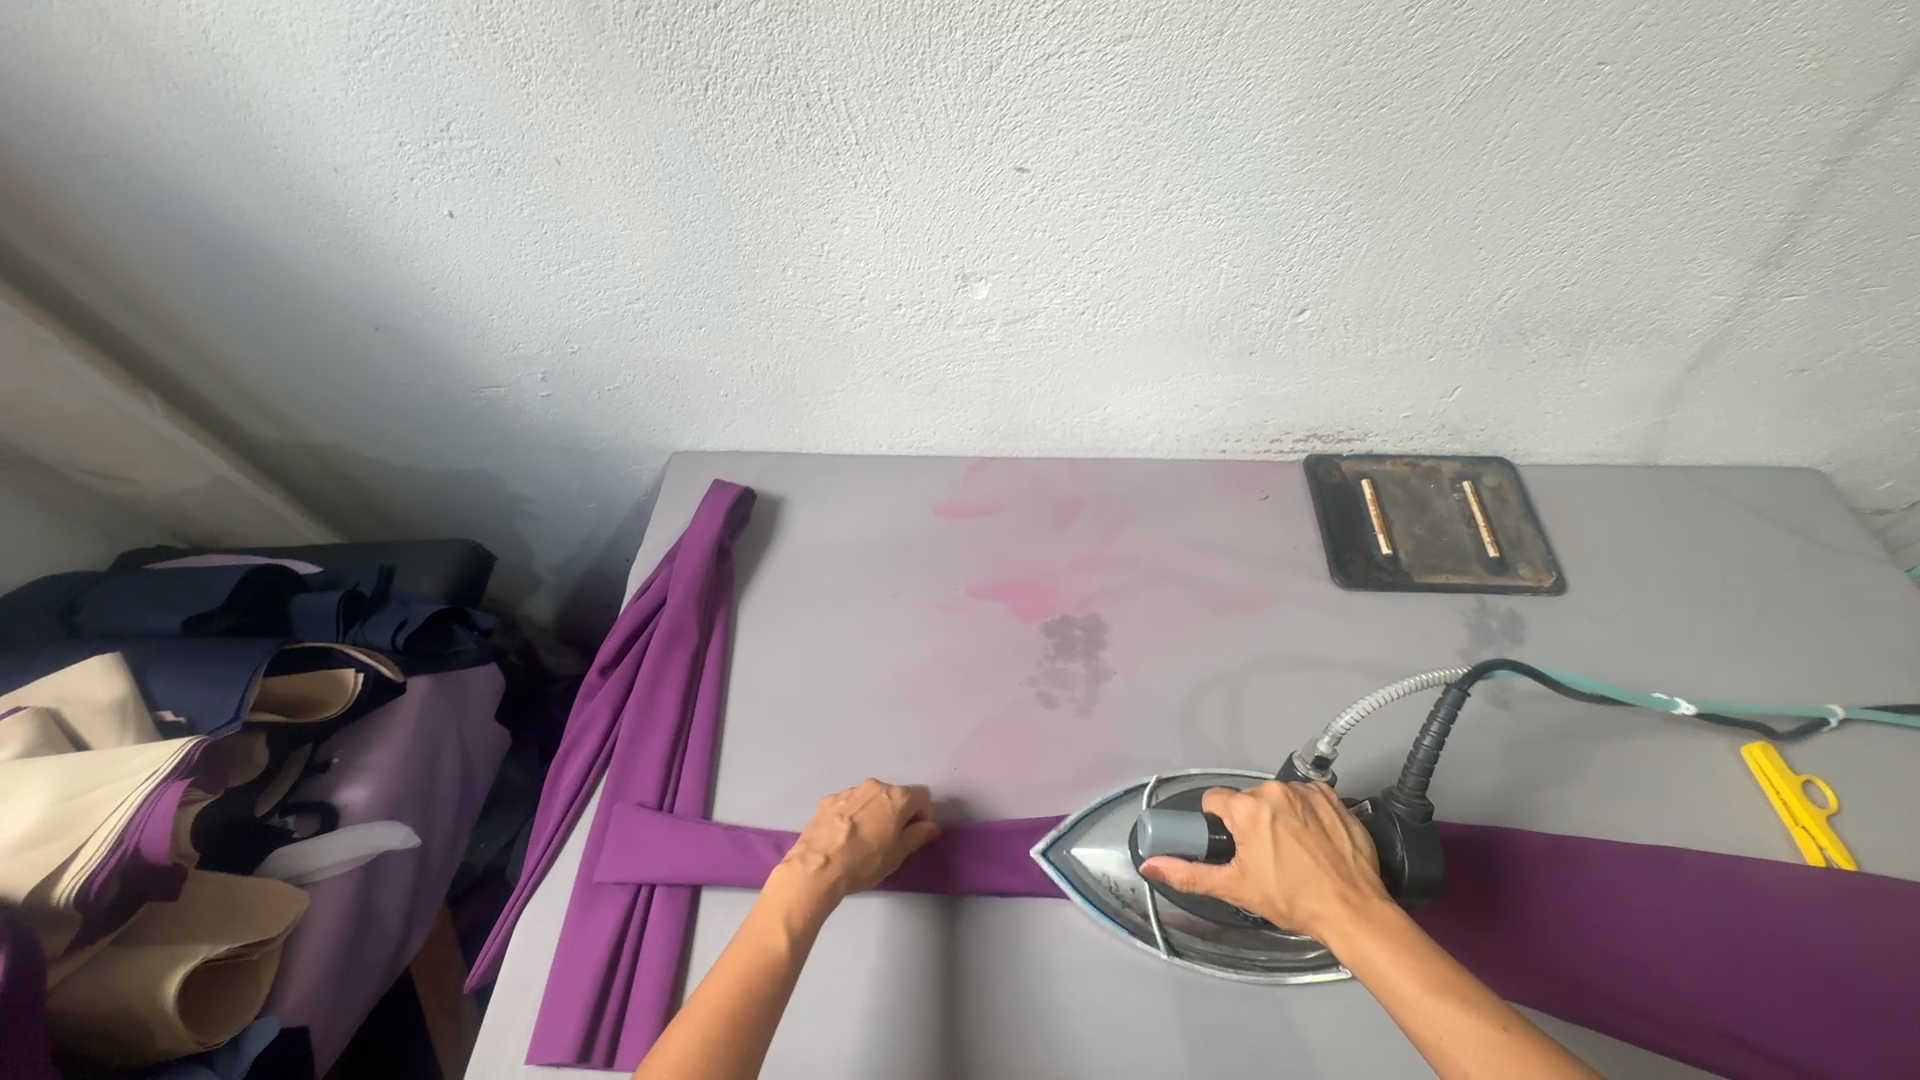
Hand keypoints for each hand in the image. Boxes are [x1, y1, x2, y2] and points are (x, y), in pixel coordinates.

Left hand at [775, 779, 941, 902]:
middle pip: (896, 795)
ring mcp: (849, 791)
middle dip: (898, 813)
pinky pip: (850, 803)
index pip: (922, 796)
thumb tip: (932, 826)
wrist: (816, 868)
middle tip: (890, 839)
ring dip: (874, 812)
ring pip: (871, 798)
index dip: (923, 815)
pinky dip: (852, 815)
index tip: (915, 834)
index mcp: (896, 797)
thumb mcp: (898, 854)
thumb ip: (919, 835)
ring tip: (863, 839)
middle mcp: (874, 786)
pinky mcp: (828, 800)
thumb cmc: (864, 862)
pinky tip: (844, 836)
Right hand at [1140, 781, 1390, 940]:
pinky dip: (1306, 813)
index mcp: (1247, 808)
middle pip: (1247, 799)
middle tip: (1264, 855)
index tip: (1232, 846)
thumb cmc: (1293, 899)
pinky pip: (1306, 797)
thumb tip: (1150, 866)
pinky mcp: (1333, 797)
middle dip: (1250, 822)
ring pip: (1277, 797)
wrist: (1353, 910)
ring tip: (1293, 850)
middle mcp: (1275, 790)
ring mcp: (1307, 791)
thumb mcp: (1235, 888)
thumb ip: (1189, 873)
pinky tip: (1313, 840)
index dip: (1218, 823)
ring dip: (1279, 816)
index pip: (1214, 800)